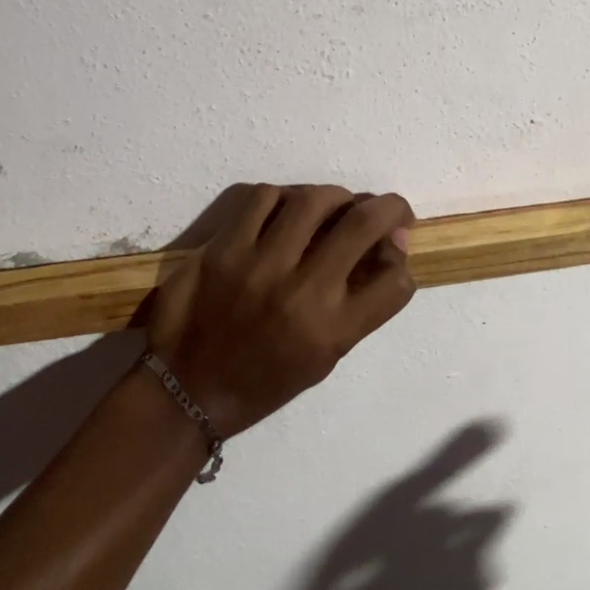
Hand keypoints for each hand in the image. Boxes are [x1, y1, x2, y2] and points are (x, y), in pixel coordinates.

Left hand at [143, 184, 416, 436]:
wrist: (186, 392)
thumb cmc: (264, 381)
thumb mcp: (325, 356)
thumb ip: (360, 303)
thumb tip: (388, 245)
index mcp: (331, 331)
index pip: (396, 279)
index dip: (403, 257)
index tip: (395, 246)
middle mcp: (301, 293)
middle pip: (363, 223)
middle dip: (388, 208)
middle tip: (386, 210)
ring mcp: (258, 266)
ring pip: (314, 199)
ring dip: (336, 197)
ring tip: (334, 207)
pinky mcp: (222, 250)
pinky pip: (264, 198)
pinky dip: (284, 199)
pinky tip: (284, 213)